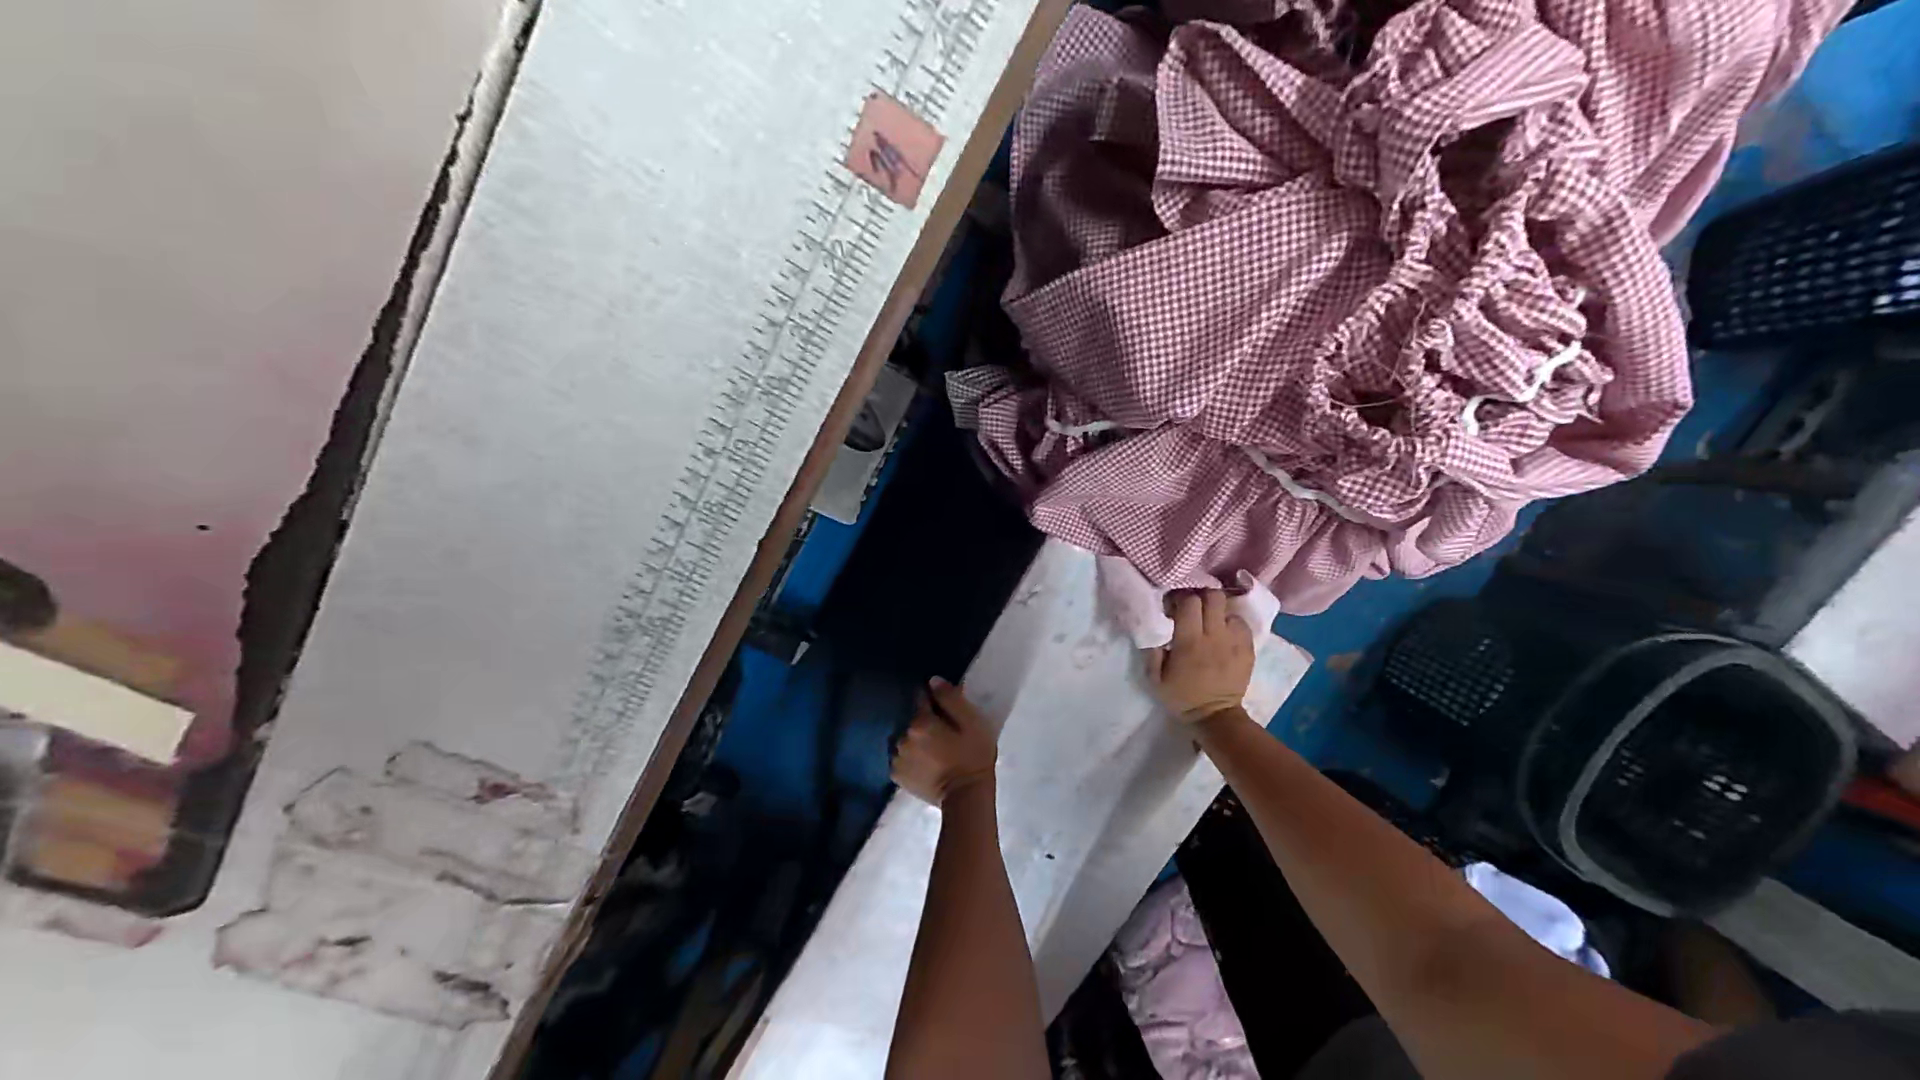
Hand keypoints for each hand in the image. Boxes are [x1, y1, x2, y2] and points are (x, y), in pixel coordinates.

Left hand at [892, 677, 998, 805]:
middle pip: (913, 720)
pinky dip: (911, 758)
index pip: (921, 697)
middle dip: (925, 723)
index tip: (946, 712)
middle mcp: (903, 737)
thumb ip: (951, 699)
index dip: (934, 701)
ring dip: (917, 741)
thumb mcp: (971, 723)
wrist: (966, 798)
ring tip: (935, 753)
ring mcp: (897, 758)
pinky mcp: (897, 775)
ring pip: (906, 739)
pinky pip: (902, 757)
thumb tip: (932, 681)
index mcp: (920, 722)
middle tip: (944, 736)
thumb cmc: (973, 757)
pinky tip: (926, 765)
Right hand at [1145, 589, 1252, 723]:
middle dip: (1201, 596)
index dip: (1180, 597)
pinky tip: (1223, 633)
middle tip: (1193, 606)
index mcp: (1189, 641)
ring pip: (1228, 609)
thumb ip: (1153, 651)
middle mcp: (1214, 636)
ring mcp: (1235, 641)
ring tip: (1210, 621)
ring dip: (1217, 611)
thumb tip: (1155, 628)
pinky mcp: (1248, 649)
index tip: (1173, 605)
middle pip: (1213, 597)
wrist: (1216, 716)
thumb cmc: (1182, 697)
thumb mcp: (1155, 678)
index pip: (1189, 601)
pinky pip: (1241, 624)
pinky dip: (1231, 623)